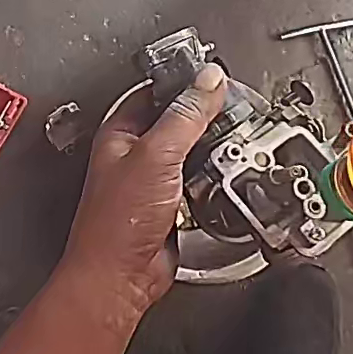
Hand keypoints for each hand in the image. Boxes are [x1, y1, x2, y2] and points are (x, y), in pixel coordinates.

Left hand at [60, 64, 226, 323]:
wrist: (121, 277)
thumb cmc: (118, 223)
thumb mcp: (157, 156)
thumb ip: (185, 116)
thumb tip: (209, 81)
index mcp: (120, 133)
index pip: (154, 91)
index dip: (182, 81)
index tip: (213, 77)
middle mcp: (134, 154)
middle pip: (174, 120)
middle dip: (202, 114)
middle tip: (232, 106)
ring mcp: (153, 179)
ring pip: (188, 151)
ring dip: (209, 146)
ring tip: (234, 135)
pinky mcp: (170, 204)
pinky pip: (195, 179)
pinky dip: (211, 174)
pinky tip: (225, 172)